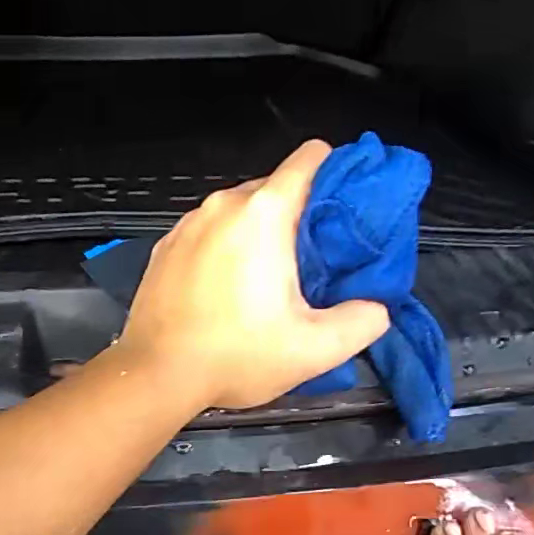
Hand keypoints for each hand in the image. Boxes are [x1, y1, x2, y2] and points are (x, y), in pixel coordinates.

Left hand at [116, 140, 390, 409]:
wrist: (157, 376)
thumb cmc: (236, 357)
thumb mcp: (314, 349)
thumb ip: (362, 322)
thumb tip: (376, 308)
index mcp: (263, 213)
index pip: (311, 159)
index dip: (338, 176)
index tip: (346, 214)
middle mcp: (222, 205)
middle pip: (276, 188)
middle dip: (299, 217)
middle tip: (310, 266)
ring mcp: (187, 224)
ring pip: (239, 212)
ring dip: (259, 236)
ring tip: (266, 283)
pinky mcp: (165, 247)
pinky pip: (208, 234)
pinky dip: (224, 250)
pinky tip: (225, 291)